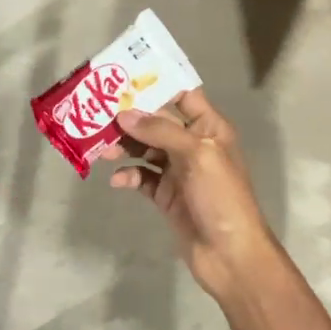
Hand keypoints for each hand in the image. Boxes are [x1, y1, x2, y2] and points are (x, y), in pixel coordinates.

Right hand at [99, 89, 279, 300]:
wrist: (231, 255)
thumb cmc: (221, 196)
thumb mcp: (197, 155)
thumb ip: (160, 131)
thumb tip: (124, 114)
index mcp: (209, 127)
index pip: (183, 94)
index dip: (158, 82)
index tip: (126, 74)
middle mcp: (193, 144)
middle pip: (158, 121)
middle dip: (131, 116)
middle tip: (100, 112)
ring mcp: (179, 171)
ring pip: (146, 148)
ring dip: (125, 146)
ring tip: (102, 149)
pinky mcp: (167, 196)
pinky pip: (142, 177)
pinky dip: (129, 175)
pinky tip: (117, 179)